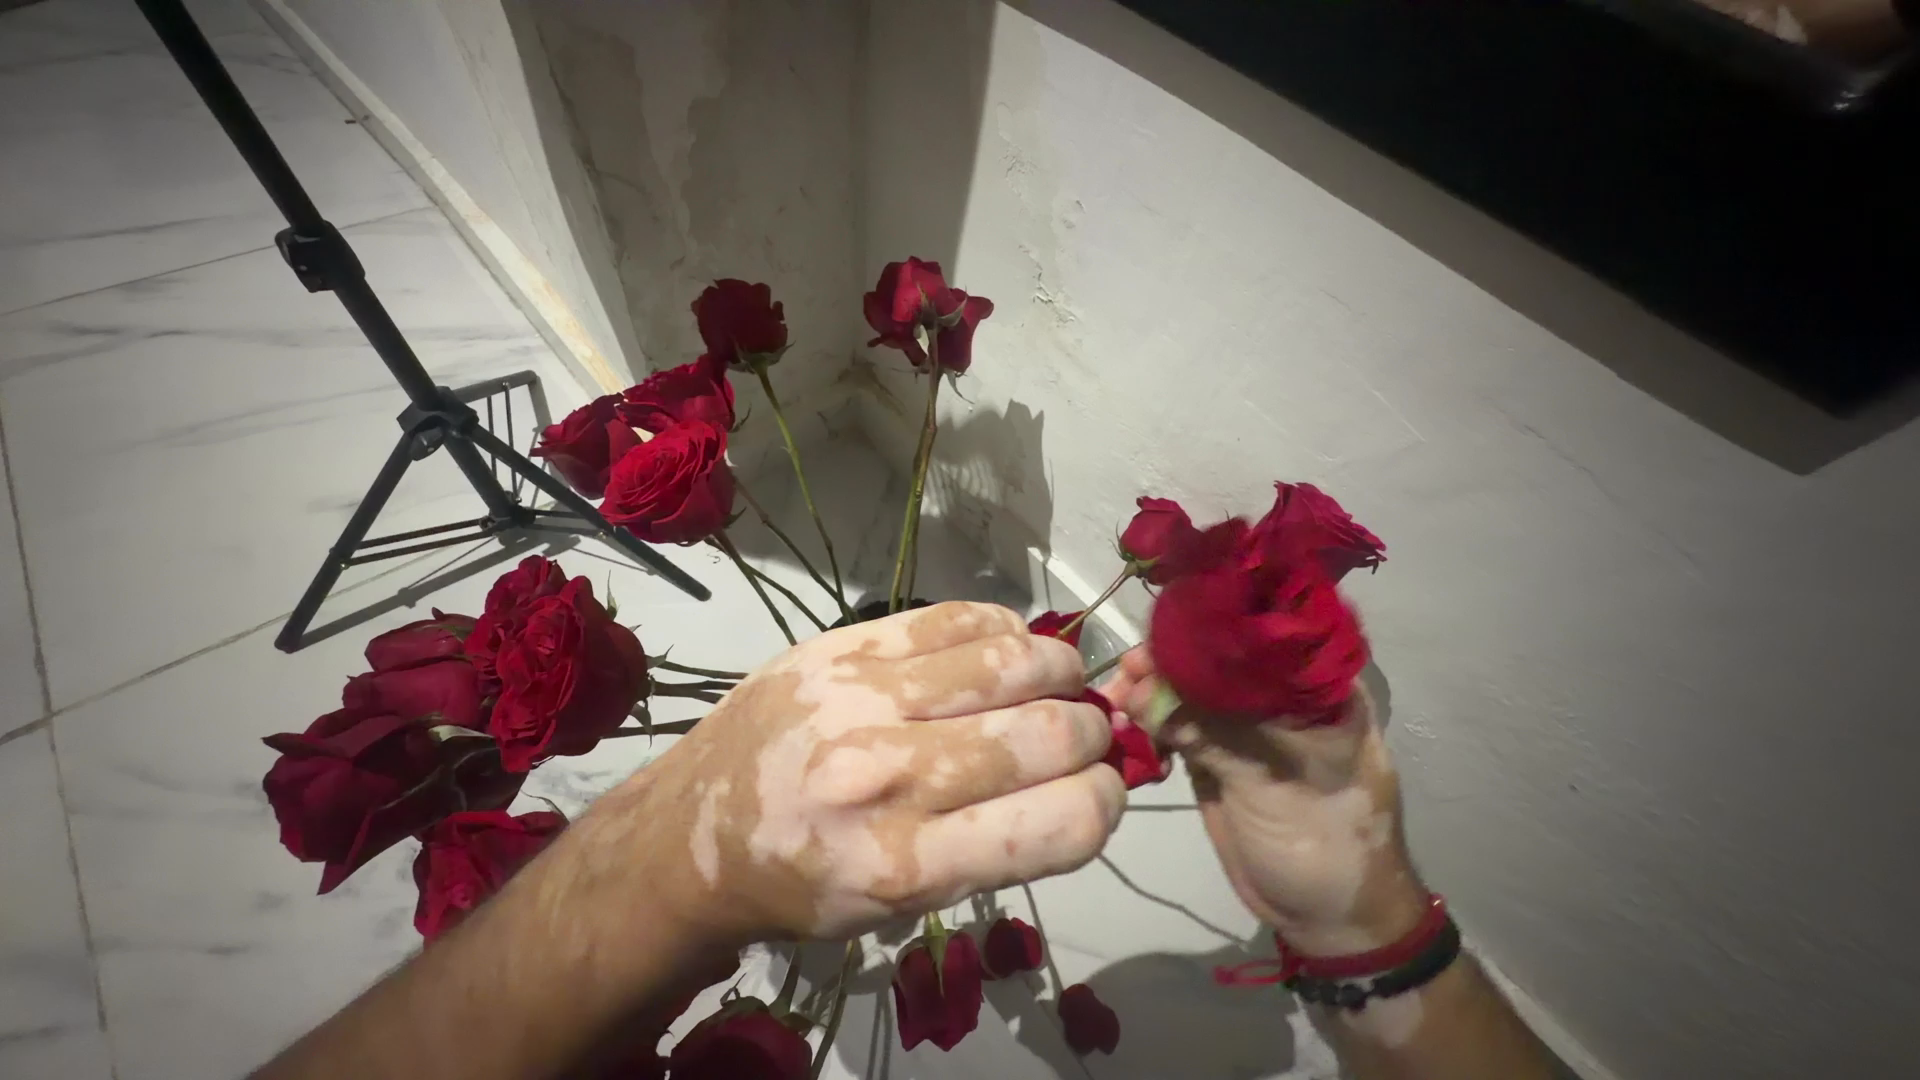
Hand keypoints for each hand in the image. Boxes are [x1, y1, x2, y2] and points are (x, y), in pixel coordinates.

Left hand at [573, 602, 1123, 949]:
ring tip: (1057, 680)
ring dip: (1059, 670)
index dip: (1107, 800)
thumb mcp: (901, 905)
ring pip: (1013, 662)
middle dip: (1090, 731)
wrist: (692, 832)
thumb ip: (997, 845)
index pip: (1063, 821)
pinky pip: (957, 617)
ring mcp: (863, 697)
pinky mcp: (843, 645)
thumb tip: (1086, 778)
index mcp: (910, 864)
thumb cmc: (804, 881)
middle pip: (1049, 734)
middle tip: (1084, 731)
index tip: (1103, 788)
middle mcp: (891, 777)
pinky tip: (1005, 646)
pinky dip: (1004, 629)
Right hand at [1108, 648, 1426, 955]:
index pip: (1252, 639)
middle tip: (1122, 676)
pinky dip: (1149, 724)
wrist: (1329, 918)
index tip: (1154, 642)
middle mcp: (1278, 695)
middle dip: (1163, 663)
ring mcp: (1244, 725)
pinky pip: (1175, 726)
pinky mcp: (1216, 753)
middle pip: (1211, 660)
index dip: (1201, 635)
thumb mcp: (1279, 781)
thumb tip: (1141, 693)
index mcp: (1316, 687)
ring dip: (1148, 692)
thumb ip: (1212, 734)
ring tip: (1115, 702)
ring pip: (1187, 691)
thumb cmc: (1328, 842)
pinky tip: (1127, 727)